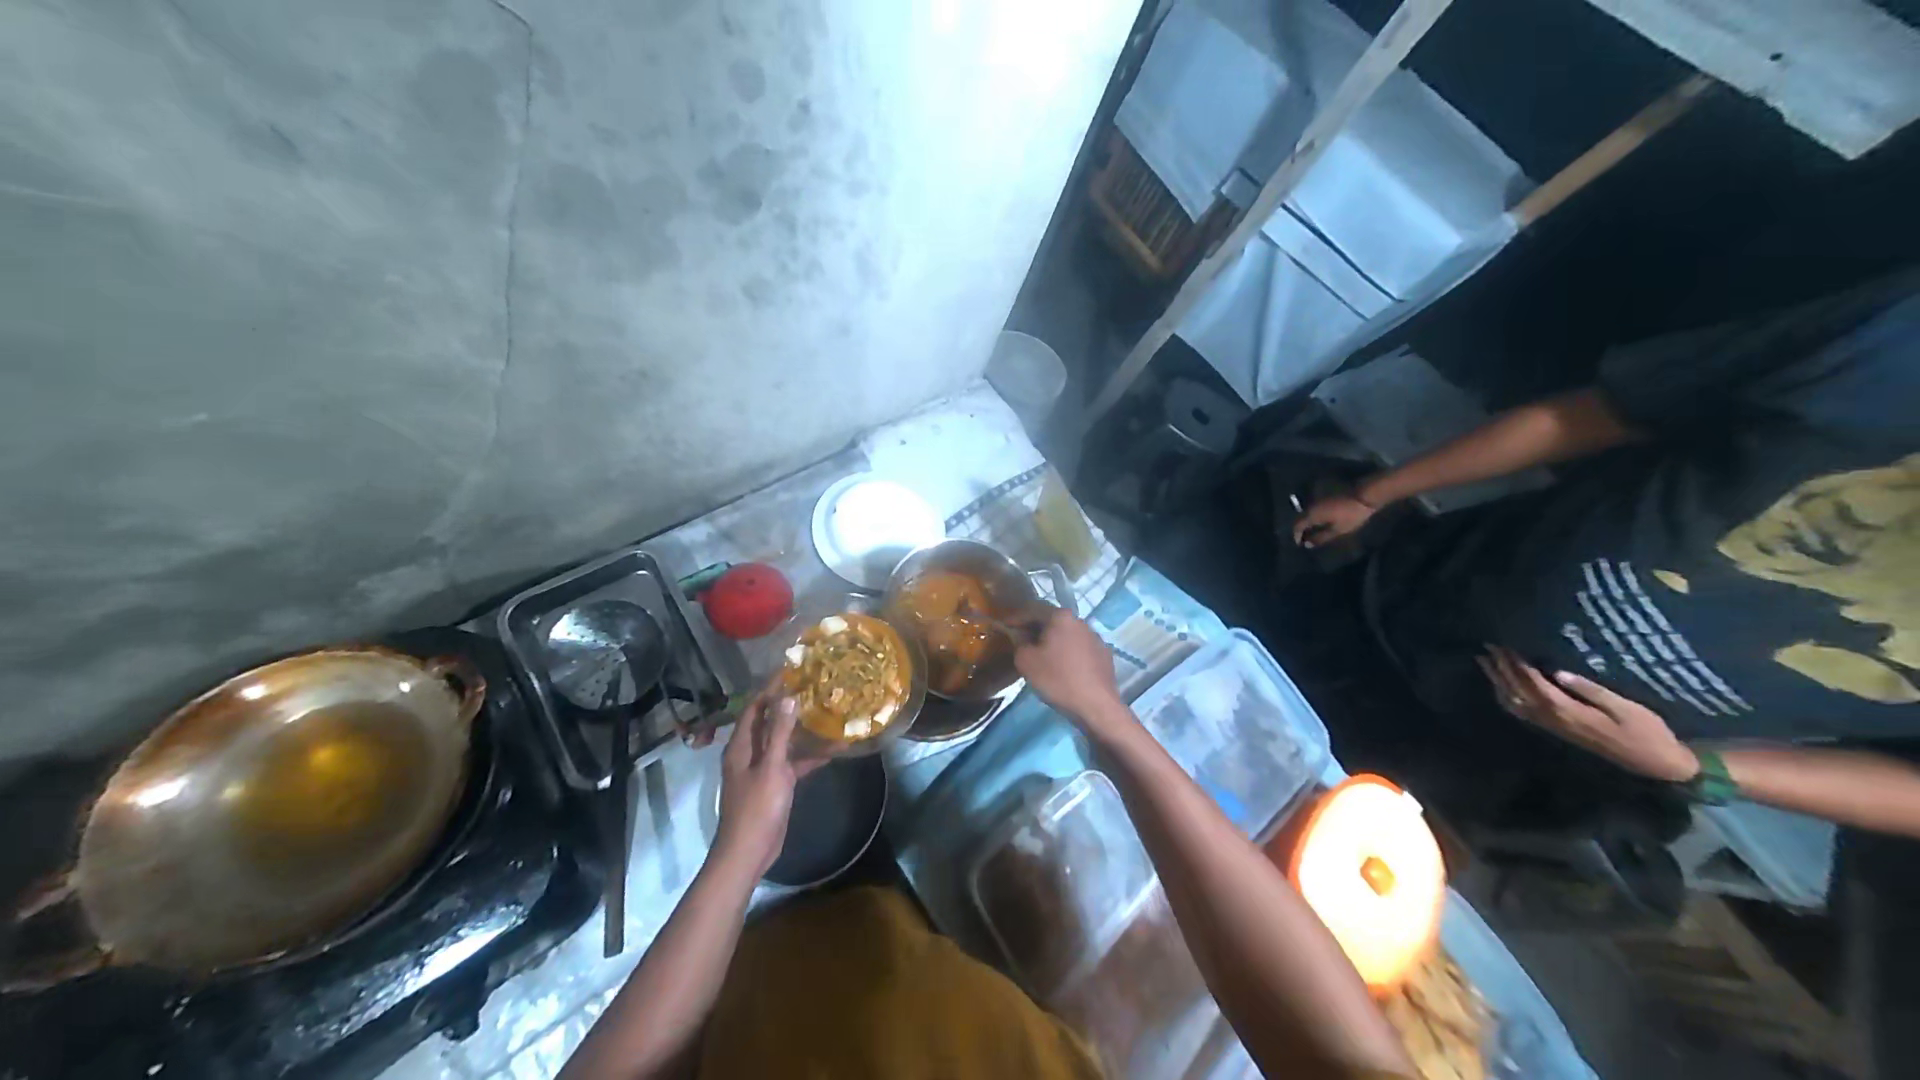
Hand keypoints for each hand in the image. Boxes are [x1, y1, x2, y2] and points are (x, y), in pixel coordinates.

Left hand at [713, 682, 820, 876]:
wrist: (749, 851)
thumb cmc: (757, 807)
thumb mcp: (771, 766)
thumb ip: (779, 732)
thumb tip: (788, 698)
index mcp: (741, 746)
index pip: (753, 708)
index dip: (769, 690)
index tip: (790, 672)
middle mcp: (749, 753)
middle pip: (768, 722)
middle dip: (787, 706)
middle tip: (813, 687)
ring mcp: (762, 769)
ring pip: (783, 743)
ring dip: (802, 731)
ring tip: (826, 712)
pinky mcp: (775, 784)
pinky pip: (793, 764)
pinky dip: (810, 758)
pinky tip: (834, 751)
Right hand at [1013, 608, 1128, 733]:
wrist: (1096, 706)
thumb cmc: (1057, 679)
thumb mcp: (1026, 661)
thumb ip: (1018, 643)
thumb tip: (1021, 636)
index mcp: (1061, 616)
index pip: (1032, 610)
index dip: (1016, 618)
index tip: (1004, 626)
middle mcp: (1080, 620)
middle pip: (1051, 621)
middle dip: (1035, 629)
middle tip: (1021, 641)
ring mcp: (1095, 637)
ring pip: (1067, 634)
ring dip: (1053, 641)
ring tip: (1042, 656)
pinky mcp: (1104, 654)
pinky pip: (1079, 648)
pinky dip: (1068, 653)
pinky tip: (1063, 668)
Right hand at [1291, 491, 1378, 547]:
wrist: (1365, 494)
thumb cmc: (1352, 515)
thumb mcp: (1338, 530)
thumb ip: (1321, 538)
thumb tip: (1307, 544)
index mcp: (1312, 515)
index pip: (1297, 526)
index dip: (1296, 536)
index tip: (1300, 544)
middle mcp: (1311, 505)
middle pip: (1301, 518)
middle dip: (1302, 529)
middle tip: (1306, 538)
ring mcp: (1318, 498)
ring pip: (1307, 511)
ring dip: (1308, 521)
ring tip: (1313, 529)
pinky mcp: (1325, 493)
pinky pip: (1315, 506)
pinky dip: (1315, 514)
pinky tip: (1321, 519)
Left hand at [1478, 646, 1700, 782]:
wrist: (1653, 765)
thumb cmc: (1646, 732)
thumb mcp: (1626, 708)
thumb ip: (1591, 690)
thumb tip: (1559, 672)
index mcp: (1567, 711)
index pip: (1533, 683)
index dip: (1517, 663)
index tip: (1505, 644)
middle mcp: (1551, 718)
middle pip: (1515, 689)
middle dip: (1500, 666)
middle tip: (1488, 645)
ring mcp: (1549, 725)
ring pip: (1511, 700)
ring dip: (1496, 679)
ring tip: (1484, 659)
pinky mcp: (1551, 729)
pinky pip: (1518, 711)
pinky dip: (1503, 695)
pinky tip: (1498, 685)